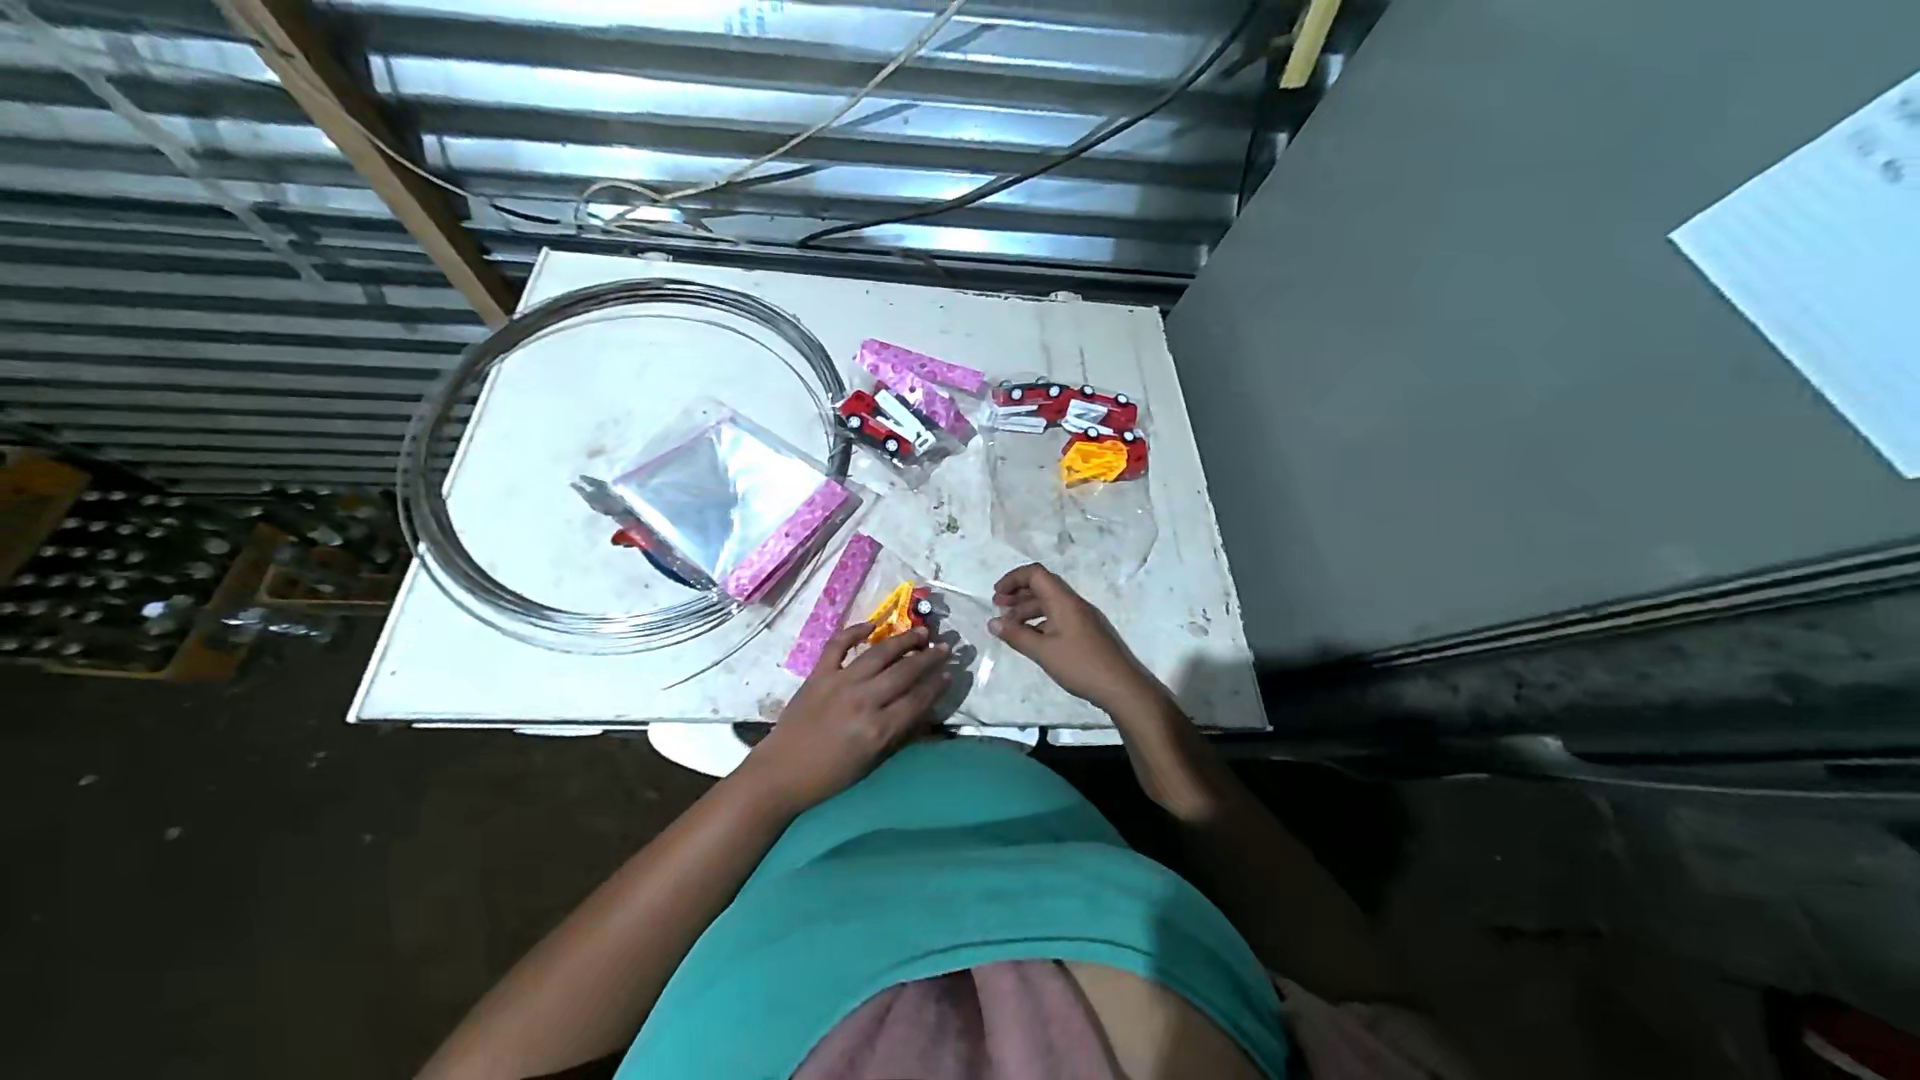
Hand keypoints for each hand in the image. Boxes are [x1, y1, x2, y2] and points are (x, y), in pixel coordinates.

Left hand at [737, 623, 948, 814]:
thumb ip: (898, 734)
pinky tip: (873, 625)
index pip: (917, 699)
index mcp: (878, 729)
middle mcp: (863, 700)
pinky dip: (855, 631)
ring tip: (921, 632)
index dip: (937, 685)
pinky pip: (838, 645)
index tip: (950, 673)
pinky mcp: (818, 674)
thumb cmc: (829, 776)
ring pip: (879, 653)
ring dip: (903, 640)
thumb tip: (923, 711)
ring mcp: (839, 683)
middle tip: (945, 647)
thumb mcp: (871, 762)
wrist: (780, 773)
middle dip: (929, 658)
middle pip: (905, 672)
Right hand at [989, 563, 1160, 712]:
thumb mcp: (1043, 652)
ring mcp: (1082, 618)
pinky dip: (1039, 622)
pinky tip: (1030, 638)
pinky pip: (1058, 617)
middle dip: (1017, 594)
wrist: (1122, 687)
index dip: (1013, 579)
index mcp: (1063, 601)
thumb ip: (1016, 636)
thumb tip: (992, 623)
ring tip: (1008, 626)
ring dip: (1027, 610)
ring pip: (1049, 604)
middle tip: (998, 607)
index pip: (1036, 574)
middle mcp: (1074, 603)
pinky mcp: (1086, 632)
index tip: (996, 594)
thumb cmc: (1080, 665)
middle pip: (1042, 587)